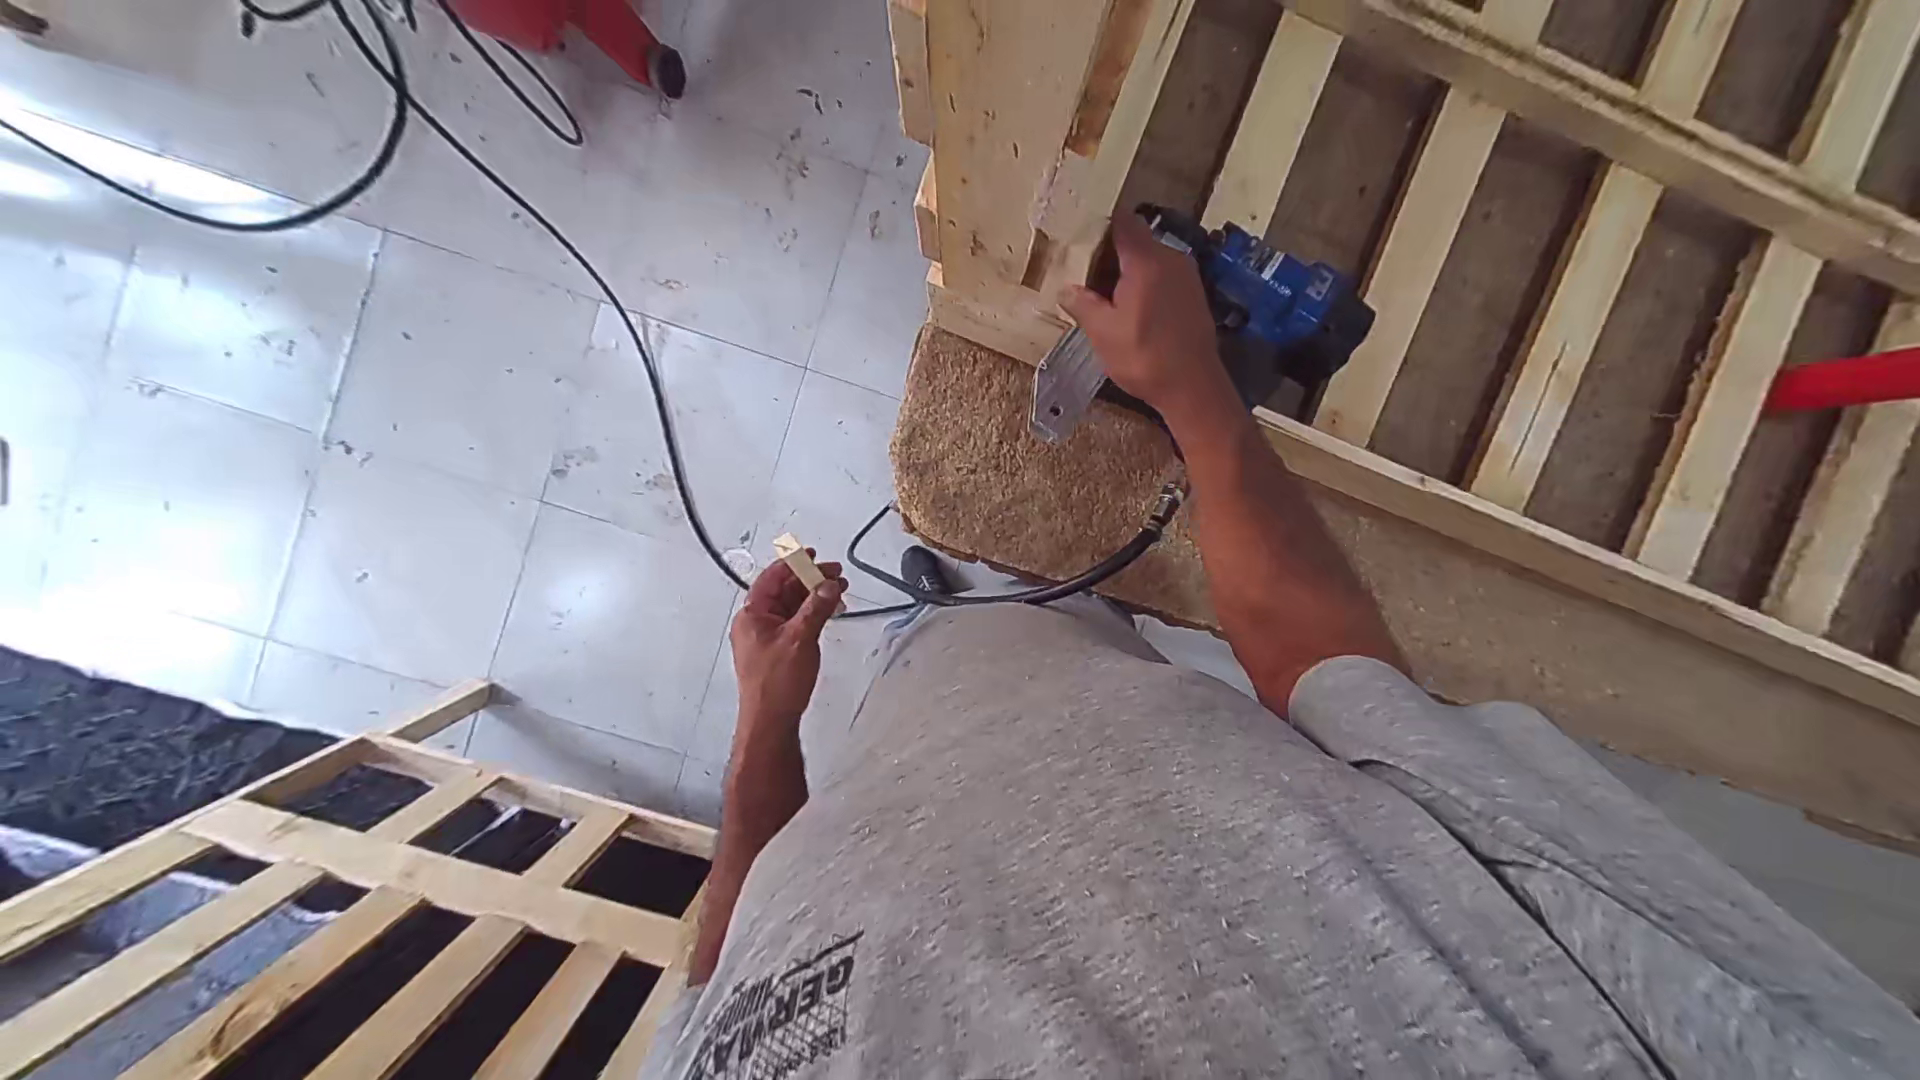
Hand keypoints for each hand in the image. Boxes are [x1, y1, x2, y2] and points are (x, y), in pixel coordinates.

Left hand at [731, 556, 847, 733]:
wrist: (771, 721)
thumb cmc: (775, 685)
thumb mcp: (801, 638)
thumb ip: (816, 607)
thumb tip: (827, 586)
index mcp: (752, 615)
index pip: (772, 578)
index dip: (793, 563)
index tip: (811, 556)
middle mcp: (757, 624)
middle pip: (784, 590)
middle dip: (810, 580)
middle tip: (833, 574)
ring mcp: (768, 637)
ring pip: (793, 606)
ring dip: (815, 596)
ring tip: (837, 591)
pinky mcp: (779, 650)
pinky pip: (797, 621)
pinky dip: (813, 613)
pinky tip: (829, 611)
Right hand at [1059, 213, 1238, 431]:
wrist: (1192, 386)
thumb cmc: (1144, 357)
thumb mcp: (1103, 333)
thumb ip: (1082, 305)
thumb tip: (1065, 289)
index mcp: (1146, 261)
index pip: (1124, 222)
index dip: (1101, 229)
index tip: (1081, 246)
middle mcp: (1171, 258)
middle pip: (1136, 242)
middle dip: (1111, 257)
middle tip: (1086, 282)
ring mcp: (1186, 276)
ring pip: (1150, 261)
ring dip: (1128, 275)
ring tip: (1106, 301)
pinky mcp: (1193, 295)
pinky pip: (1163, 278)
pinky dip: (1145, 287)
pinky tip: (1132, 314)